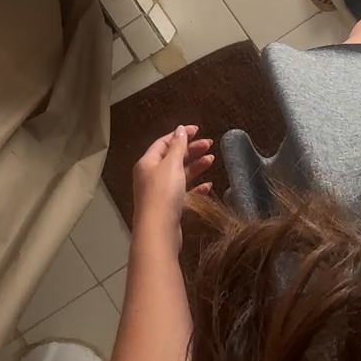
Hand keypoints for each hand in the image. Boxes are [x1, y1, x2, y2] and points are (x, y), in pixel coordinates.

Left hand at [132, 125, 212, 246]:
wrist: (158, 231)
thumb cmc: (163, 193)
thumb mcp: (171, 164)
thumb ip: (178, 146)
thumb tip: (180, 129)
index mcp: (148, 163)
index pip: (164, 142)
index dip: (180, 135)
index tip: (198, 129)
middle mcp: (152, 176)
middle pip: (173, 158)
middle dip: (191, 150)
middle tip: (210, 144)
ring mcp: (160, 193)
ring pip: (179, 175)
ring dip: (195, 166)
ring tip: (212, 160)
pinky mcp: (169, 208)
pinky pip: (184, 193)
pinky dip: (195, 188)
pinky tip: (209, 185)